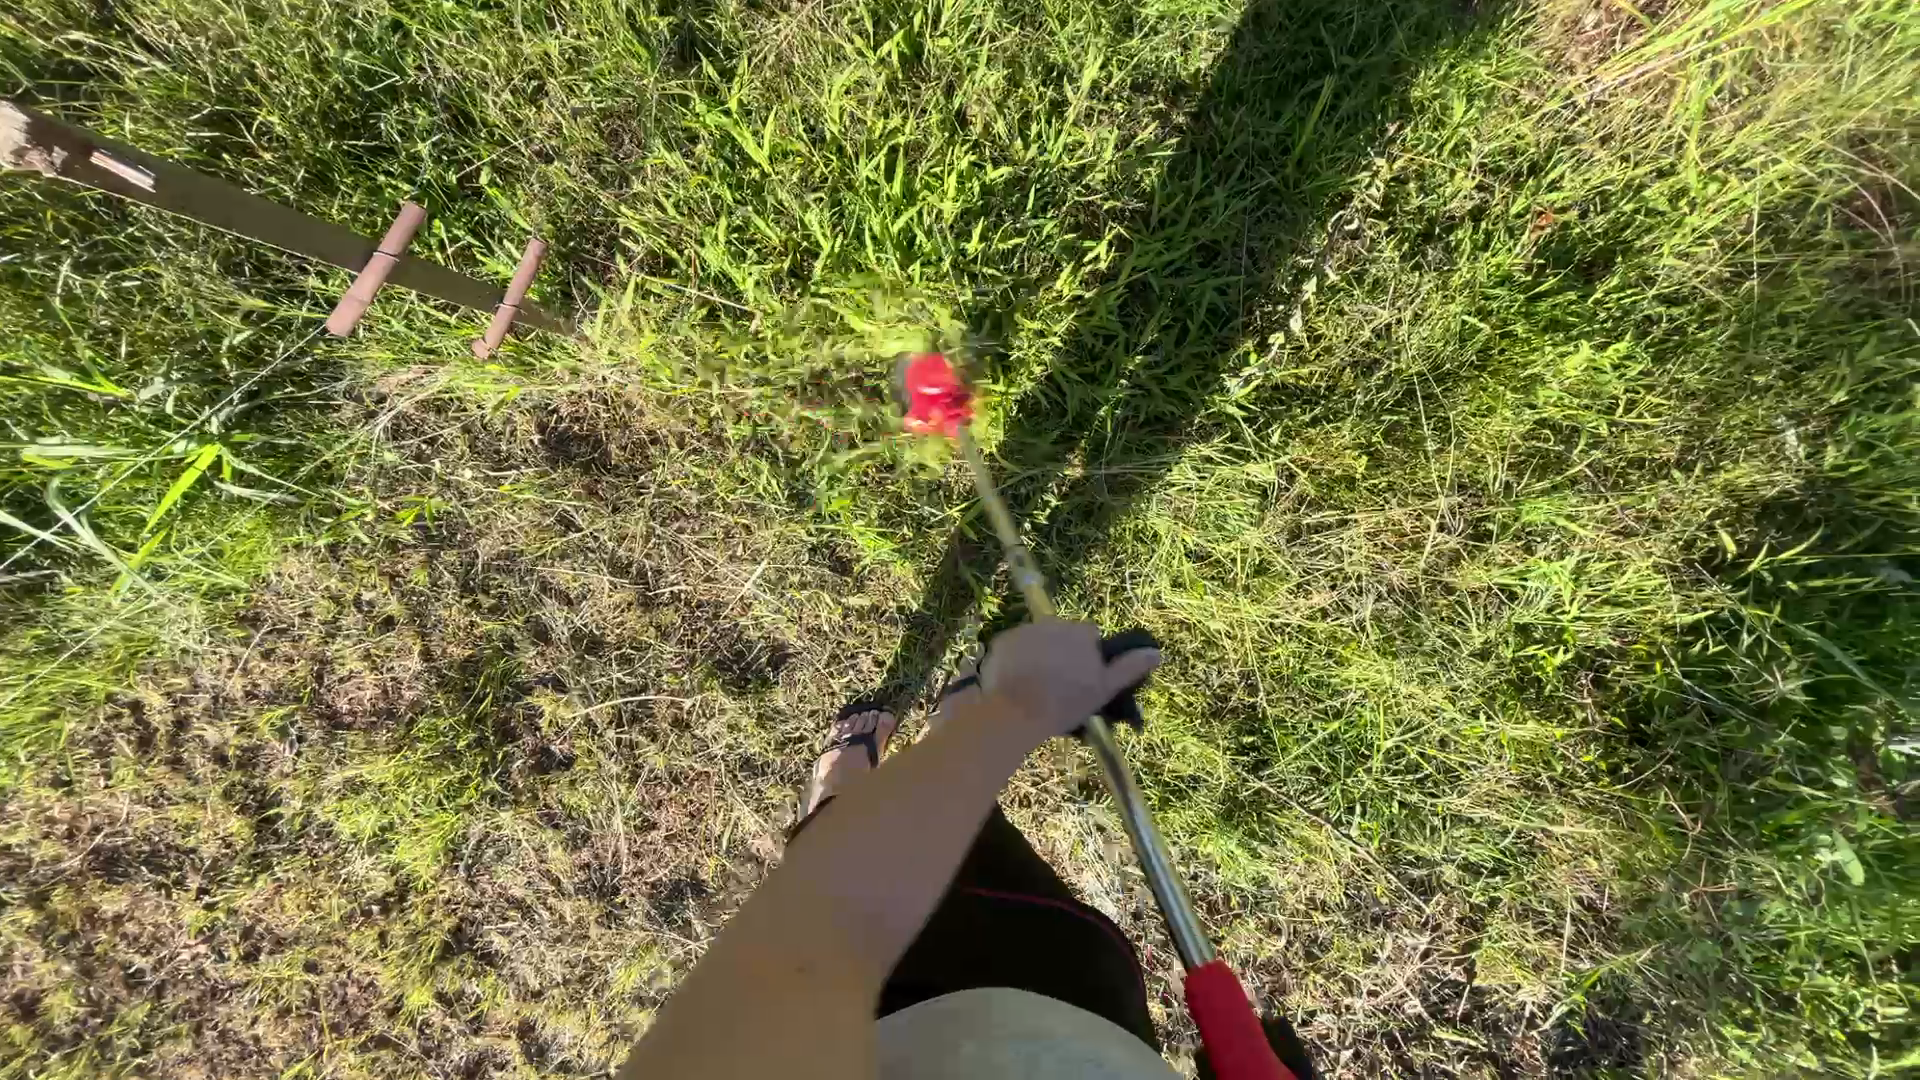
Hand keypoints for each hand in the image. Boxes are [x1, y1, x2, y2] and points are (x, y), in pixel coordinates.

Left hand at [976, 619, 1161, 741]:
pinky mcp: (1003, 641)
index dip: (1087, 657)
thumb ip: (1129, 667)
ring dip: (1039, 654)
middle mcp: (1053, 623)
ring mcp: (1025, 630)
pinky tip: (1016, 681)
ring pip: (1038, 640)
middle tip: (1059, 685)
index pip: (1088, 636)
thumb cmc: (1066, 702)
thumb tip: (1157, 652)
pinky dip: (1017, 659)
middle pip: (1062, 635)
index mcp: (1080, 632)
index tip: (1082, 679)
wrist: (1018, 711)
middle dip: (1062, 653)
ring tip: (1036, 686)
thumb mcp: (1104, 688)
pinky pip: (1015, 647)